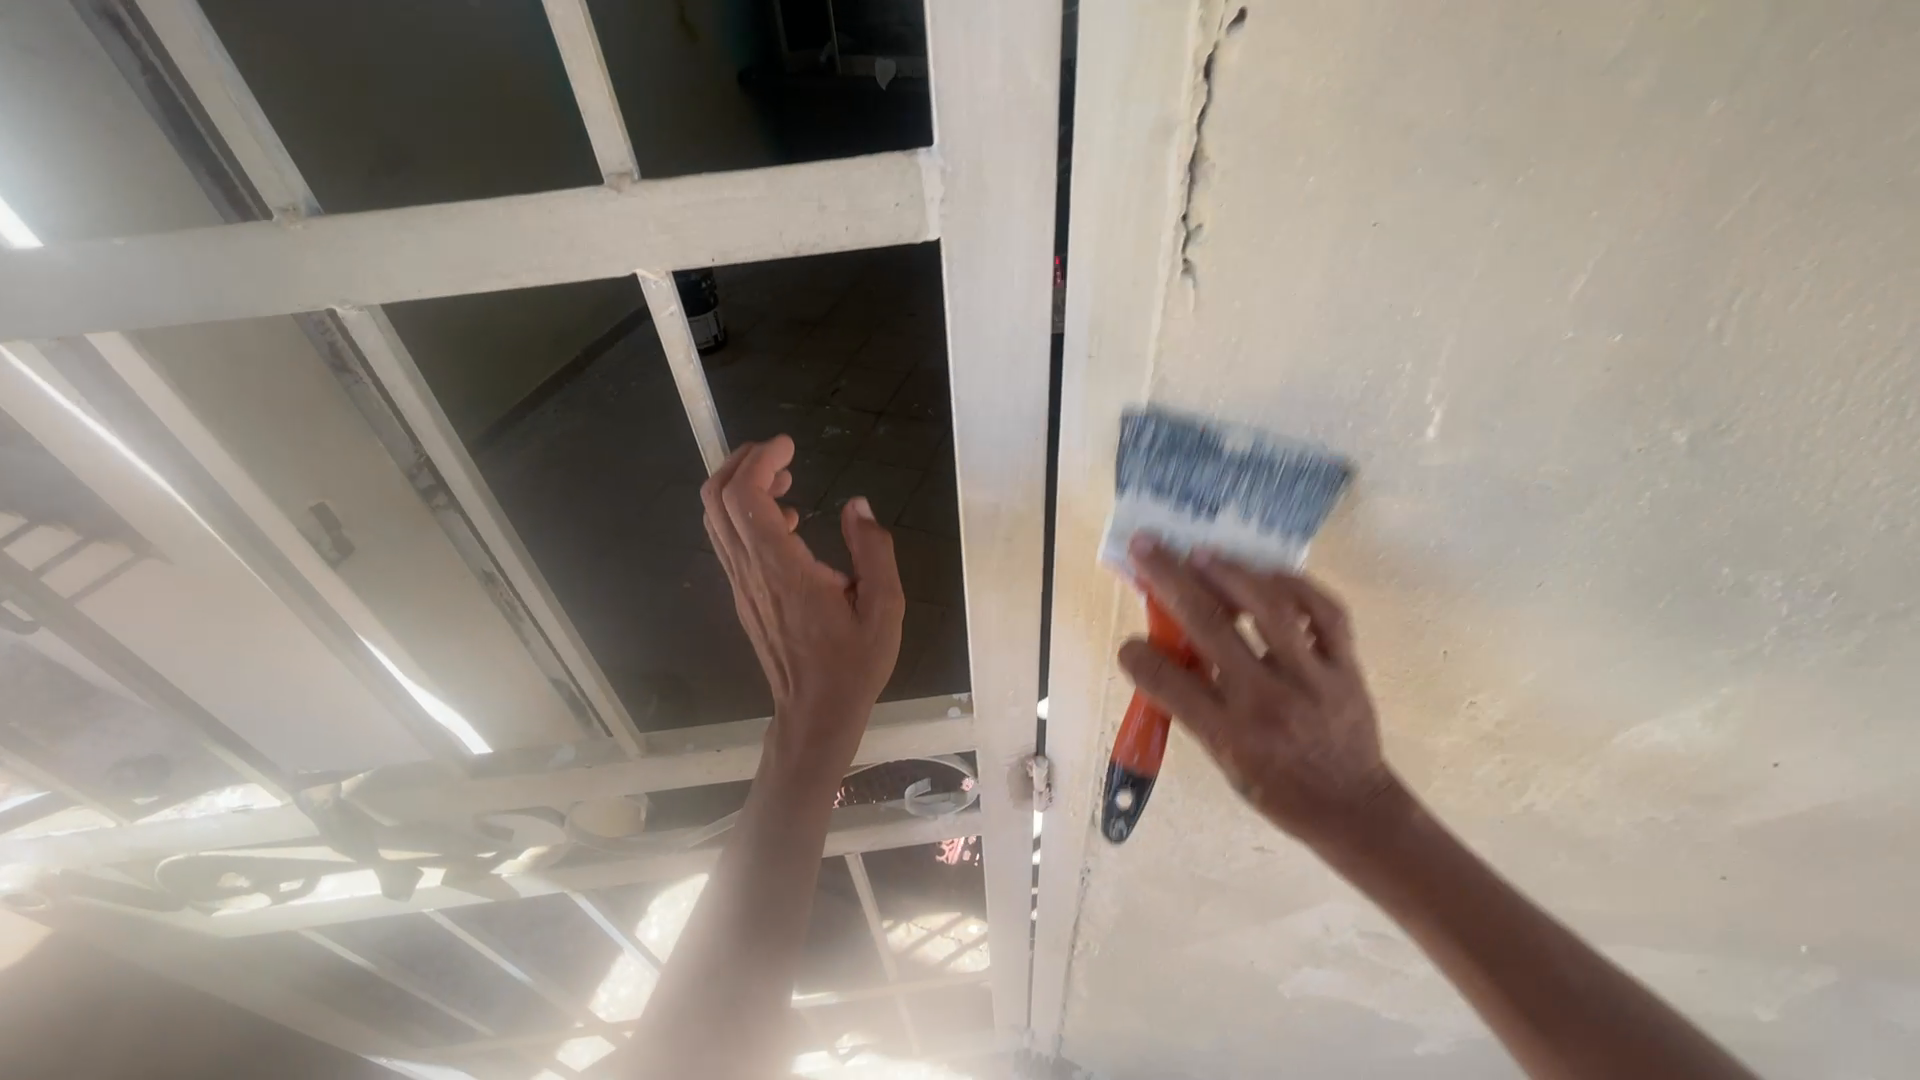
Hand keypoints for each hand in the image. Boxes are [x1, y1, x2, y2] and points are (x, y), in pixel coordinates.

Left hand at [702, 436, 905, 773]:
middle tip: (780, 453)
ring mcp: (741, 585)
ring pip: (715, 520)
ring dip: (739, 486)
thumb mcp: (885, 607)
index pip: (746, 500)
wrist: (816, 714)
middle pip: (716, 501)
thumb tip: (858, 505)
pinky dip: (744, 513)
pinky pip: (728, 540)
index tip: (788, 445)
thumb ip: (873, 550)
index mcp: (783, 571)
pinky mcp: (743, 595)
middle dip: (741, 463)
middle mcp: (751, 573)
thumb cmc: (854, 664)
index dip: (760, 461)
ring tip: (783, 479)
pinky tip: (785, 521)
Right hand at [1116, 536, 1401, 849]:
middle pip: (1209, 626)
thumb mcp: (1223, 759)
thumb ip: (1195, 705)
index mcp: (1230, 734)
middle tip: (1147, 547)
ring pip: (1270, 608)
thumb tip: (1166, 650)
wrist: (1353, 808)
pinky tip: (1267, 574)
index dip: (1138, 656)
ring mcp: (1312, 679)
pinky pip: (1324, 612)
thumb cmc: (1276, 788)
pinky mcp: (1346, 666)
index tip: (1129, 643)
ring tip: (1203, 554)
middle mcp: (1268, 701)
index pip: (1168, 683)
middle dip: (1170, 579)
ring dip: (1229, 572)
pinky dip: (1294, 585)